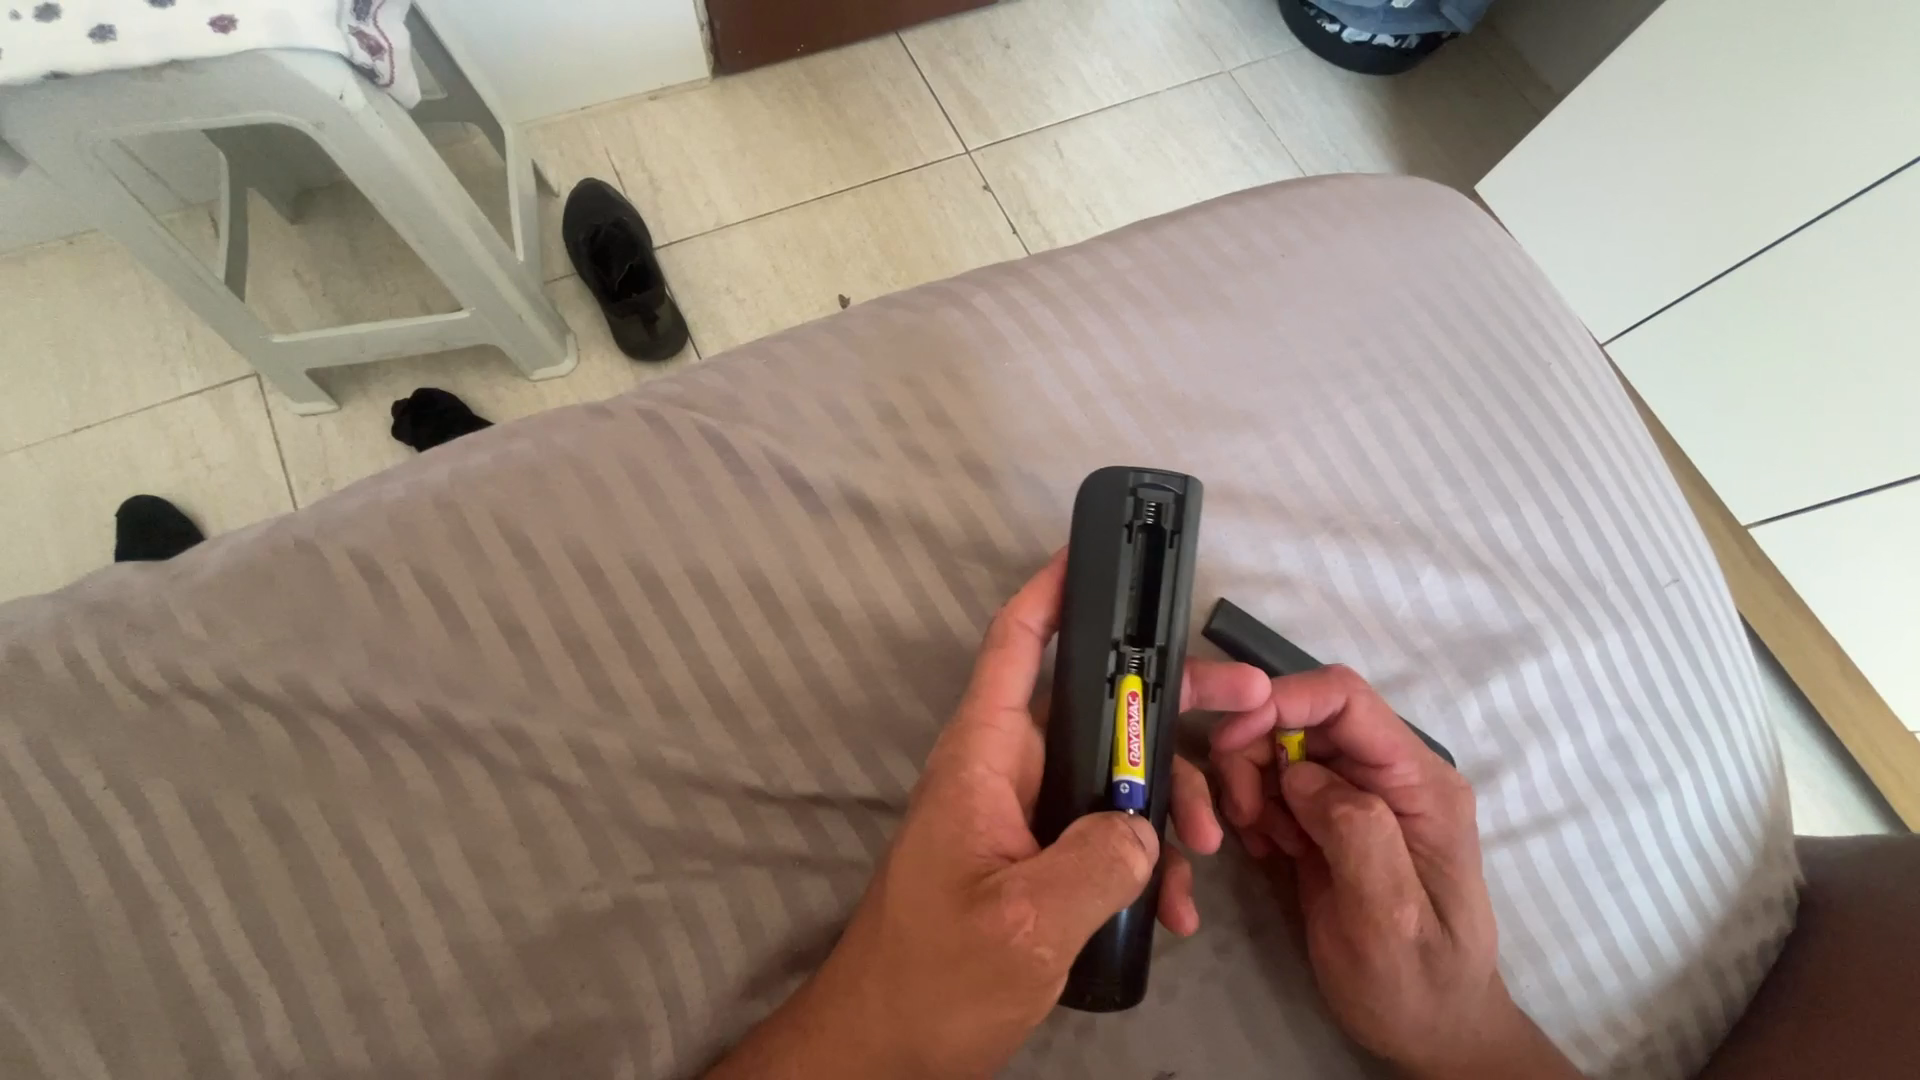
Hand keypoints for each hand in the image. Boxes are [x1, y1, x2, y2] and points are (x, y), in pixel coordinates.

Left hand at [708, 553, 1269, 1078]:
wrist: (886, 1045)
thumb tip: (1146, 829)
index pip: (1017, 644)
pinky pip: (1102, 830)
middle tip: (1245, 702)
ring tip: (1209, 853)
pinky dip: (1143, 856)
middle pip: (1094, 704)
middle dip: (1169, 705)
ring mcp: (1022, 812)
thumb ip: (1099, 863)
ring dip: (1168, 801)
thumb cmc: (935, 977)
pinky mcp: (1035, 854)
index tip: (1092, 551)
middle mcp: (1005, 768)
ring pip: (1111, 772)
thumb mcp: (1027, 921)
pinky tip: (1174, 906)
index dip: (1052, 589)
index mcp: (984, 755)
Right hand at [1211, 666, 1579, 1079]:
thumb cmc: (1417, 981)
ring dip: (1249, 782)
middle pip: (1298, 717)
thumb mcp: (1392, 917)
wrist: (1428, 1032)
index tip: (1230, 742)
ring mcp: (1354, 793)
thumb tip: (1300, 772)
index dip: (1279, 701)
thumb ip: (1356, 831)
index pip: (1342, 698)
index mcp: (1417, 781)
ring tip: (1258, 839)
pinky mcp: (1326, 814)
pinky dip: (1253, 806)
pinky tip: (1266, 848)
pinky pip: (1271, 782)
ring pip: (1276, 745)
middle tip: (1239, 813)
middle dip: (1253, 751)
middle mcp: (1386, 773)